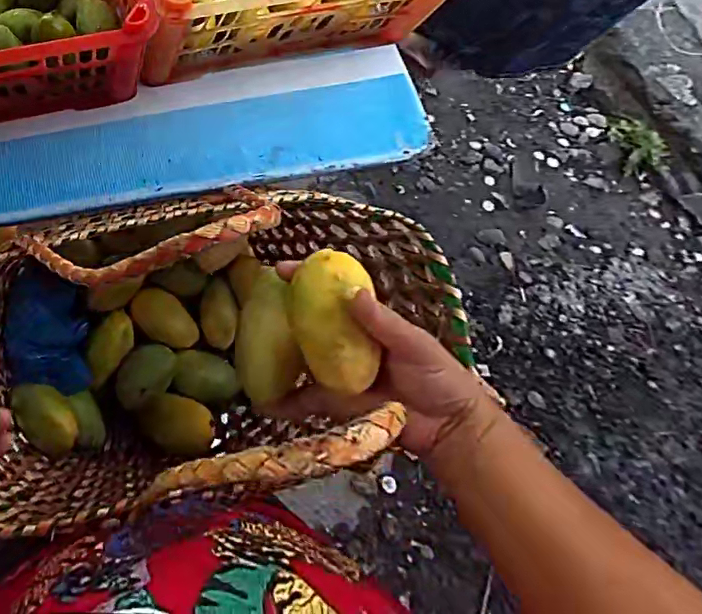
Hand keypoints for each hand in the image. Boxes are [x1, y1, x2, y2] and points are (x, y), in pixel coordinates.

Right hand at [261, 262, 496, 458]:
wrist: (451, 431)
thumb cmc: (440, 378)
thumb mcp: (416, 344)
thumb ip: (384, 322)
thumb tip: (353, 293)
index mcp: (365, 320)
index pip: (332, 292)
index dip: (306, 278)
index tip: (281, 269)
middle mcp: (346, 340)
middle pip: (308, 320)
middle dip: (281, 308)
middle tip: (253, 302)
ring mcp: (338, 370)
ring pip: (301, 355)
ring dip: (278, 351)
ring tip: (249, 346)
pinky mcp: (336, 401)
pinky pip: (307, 398)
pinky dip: (287, 400)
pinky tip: (267, 401)